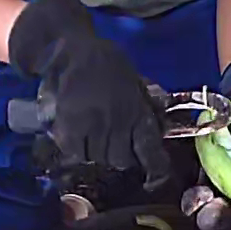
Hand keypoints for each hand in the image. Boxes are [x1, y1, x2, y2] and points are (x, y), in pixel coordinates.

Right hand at [9, 0, 171, 191]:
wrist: (71, 48)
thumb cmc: (107, 66)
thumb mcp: (135, 84)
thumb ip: (146, 110)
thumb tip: (159, 132)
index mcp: (138, 112)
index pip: (151, 150)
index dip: (155, 171)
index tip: (153, 181)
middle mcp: (119, 122)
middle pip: (121, 161)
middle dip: (117, 157)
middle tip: (108, 142)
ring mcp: (95, 125)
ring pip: (98, 159)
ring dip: (94, 152)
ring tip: (89, 134)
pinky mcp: (71, 125)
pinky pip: (76, 152)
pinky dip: (75, 149)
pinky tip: (74, 136)